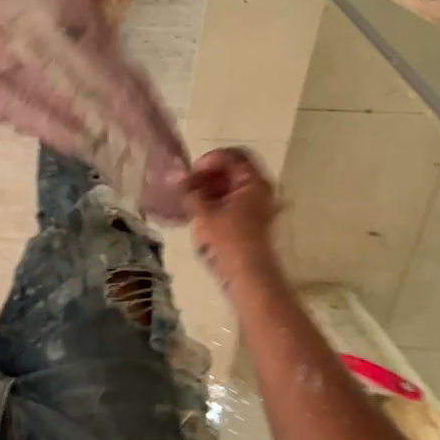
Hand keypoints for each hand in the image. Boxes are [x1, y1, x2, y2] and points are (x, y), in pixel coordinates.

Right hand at [180, 146, 282, 290]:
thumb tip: (174, 174)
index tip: (190, 174)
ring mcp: (264, 209)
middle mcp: (265, 191)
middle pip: (236, 171)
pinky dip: (220, 204)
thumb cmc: (229, 244)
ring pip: (236, 188)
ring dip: (213, 190)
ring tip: (191, 202)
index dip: (208, 160)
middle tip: (188, 187)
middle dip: (209, 176)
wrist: (252, 283)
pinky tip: (202, 216)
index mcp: (256, 182)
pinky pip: (238, 204)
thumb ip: (189, 190)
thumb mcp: (203, 214)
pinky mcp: (259, 226)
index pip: (233, 155)